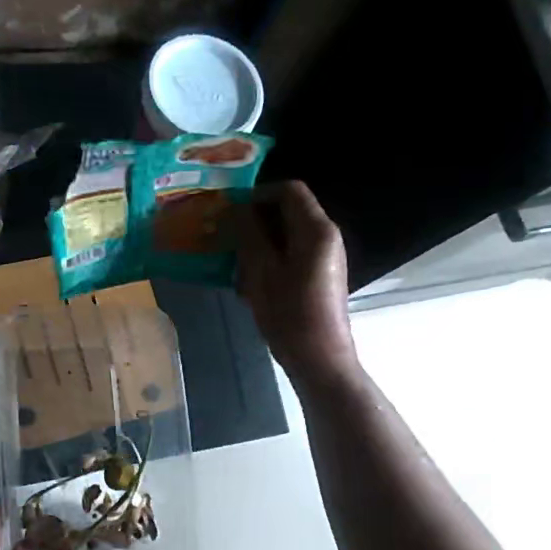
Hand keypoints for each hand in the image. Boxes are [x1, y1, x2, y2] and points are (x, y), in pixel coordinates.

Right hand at [236, 180, 356, 385]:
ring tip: (232, 263)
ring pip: (287, 235)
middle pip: (288, 212)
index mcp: (316, 229)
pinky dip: (269, 260)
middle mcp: (326, 237)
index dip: (257, 194)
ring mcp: (325, 257)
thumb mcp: (261, 271)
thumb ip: (249, 234)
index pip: (289, 190)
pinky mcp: (319, 277)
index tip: (229, 210)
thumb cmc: (289, 314)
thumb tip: (237, 208)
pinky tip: (248, 284)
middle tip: (224, 236)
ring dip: (258, 244)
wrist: (319, 359)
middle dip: (254, 221)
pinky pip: (292, 255)